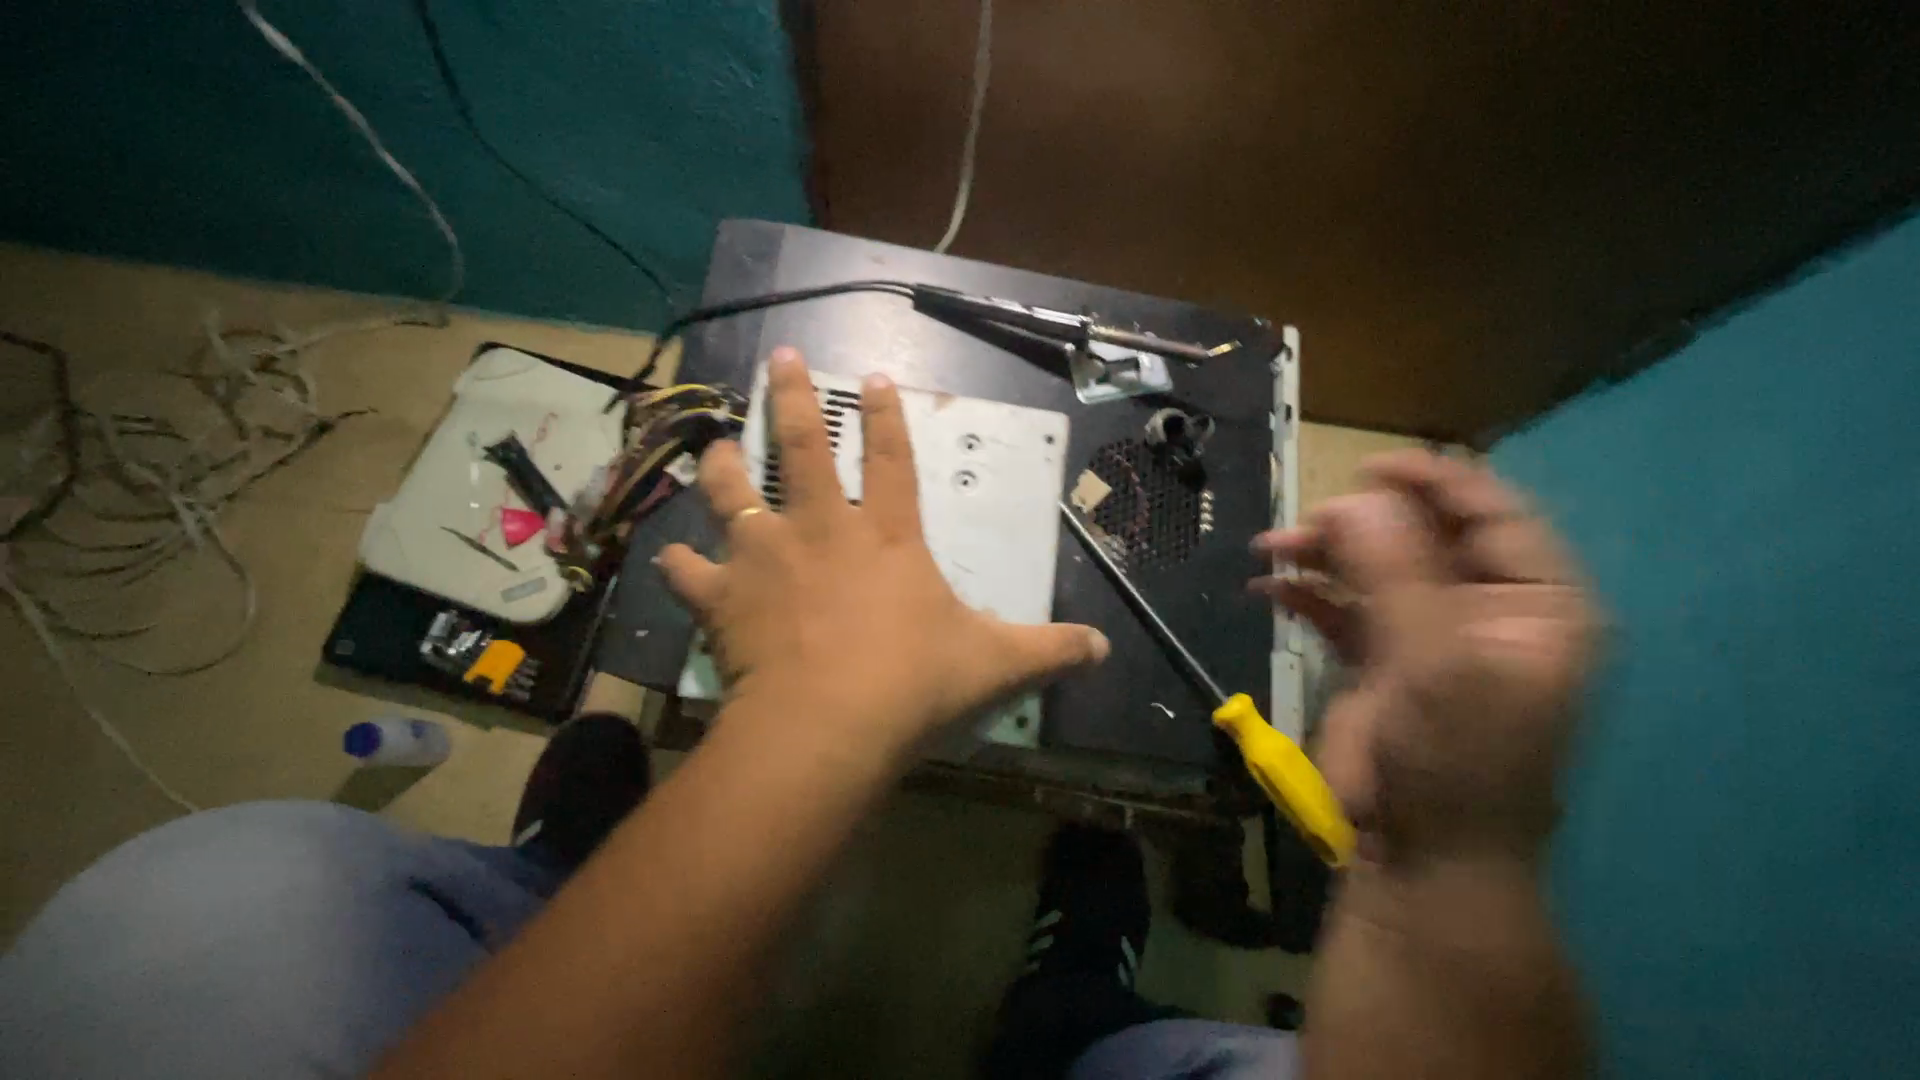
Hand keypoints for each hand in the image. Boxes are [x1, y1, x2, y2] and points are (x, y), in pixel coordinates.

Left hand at [655, 348, 1109, 753]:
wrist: (828, 724)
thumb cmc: (914, 683)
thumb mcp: (995, 665)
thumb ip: (1049, 650)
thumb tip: (1103, 649)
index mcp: (886, 536)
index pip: (892, 459)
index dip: (885, 416)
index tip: (872, 375)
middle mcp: (820, 529)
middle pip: (801, 448)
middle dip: (789, 397)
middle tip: (778, 358)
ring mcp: (765, 558)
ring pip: (732, 492)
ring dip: (721, 465)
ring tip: (713, 444)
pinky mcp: (722, 598)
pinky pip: (688, 572)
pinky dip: (678, 565)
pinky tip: (670, 558)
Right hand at [1249, 451, 1597, 863]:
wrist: (1424, 852)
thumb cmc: (1457, 759)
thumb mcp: (1438, 663)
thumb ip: (1399, 575)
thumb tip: (1353, 500)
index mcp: (1533, 604)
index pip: (1493, 516)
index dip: (1436, 482)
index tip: (1370, 466)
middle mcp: (1483, 608)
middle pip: (1421, 536)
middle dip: (1360, 524)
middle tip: (1307, 526)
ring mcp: (1427, 633)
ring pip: (1373, 567)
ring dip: (1321, 554)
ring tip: (1271, 550)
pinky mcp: (1379, 659)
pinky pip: (1340, 606)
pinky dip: (1304, 593)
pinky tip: (1268, 587)